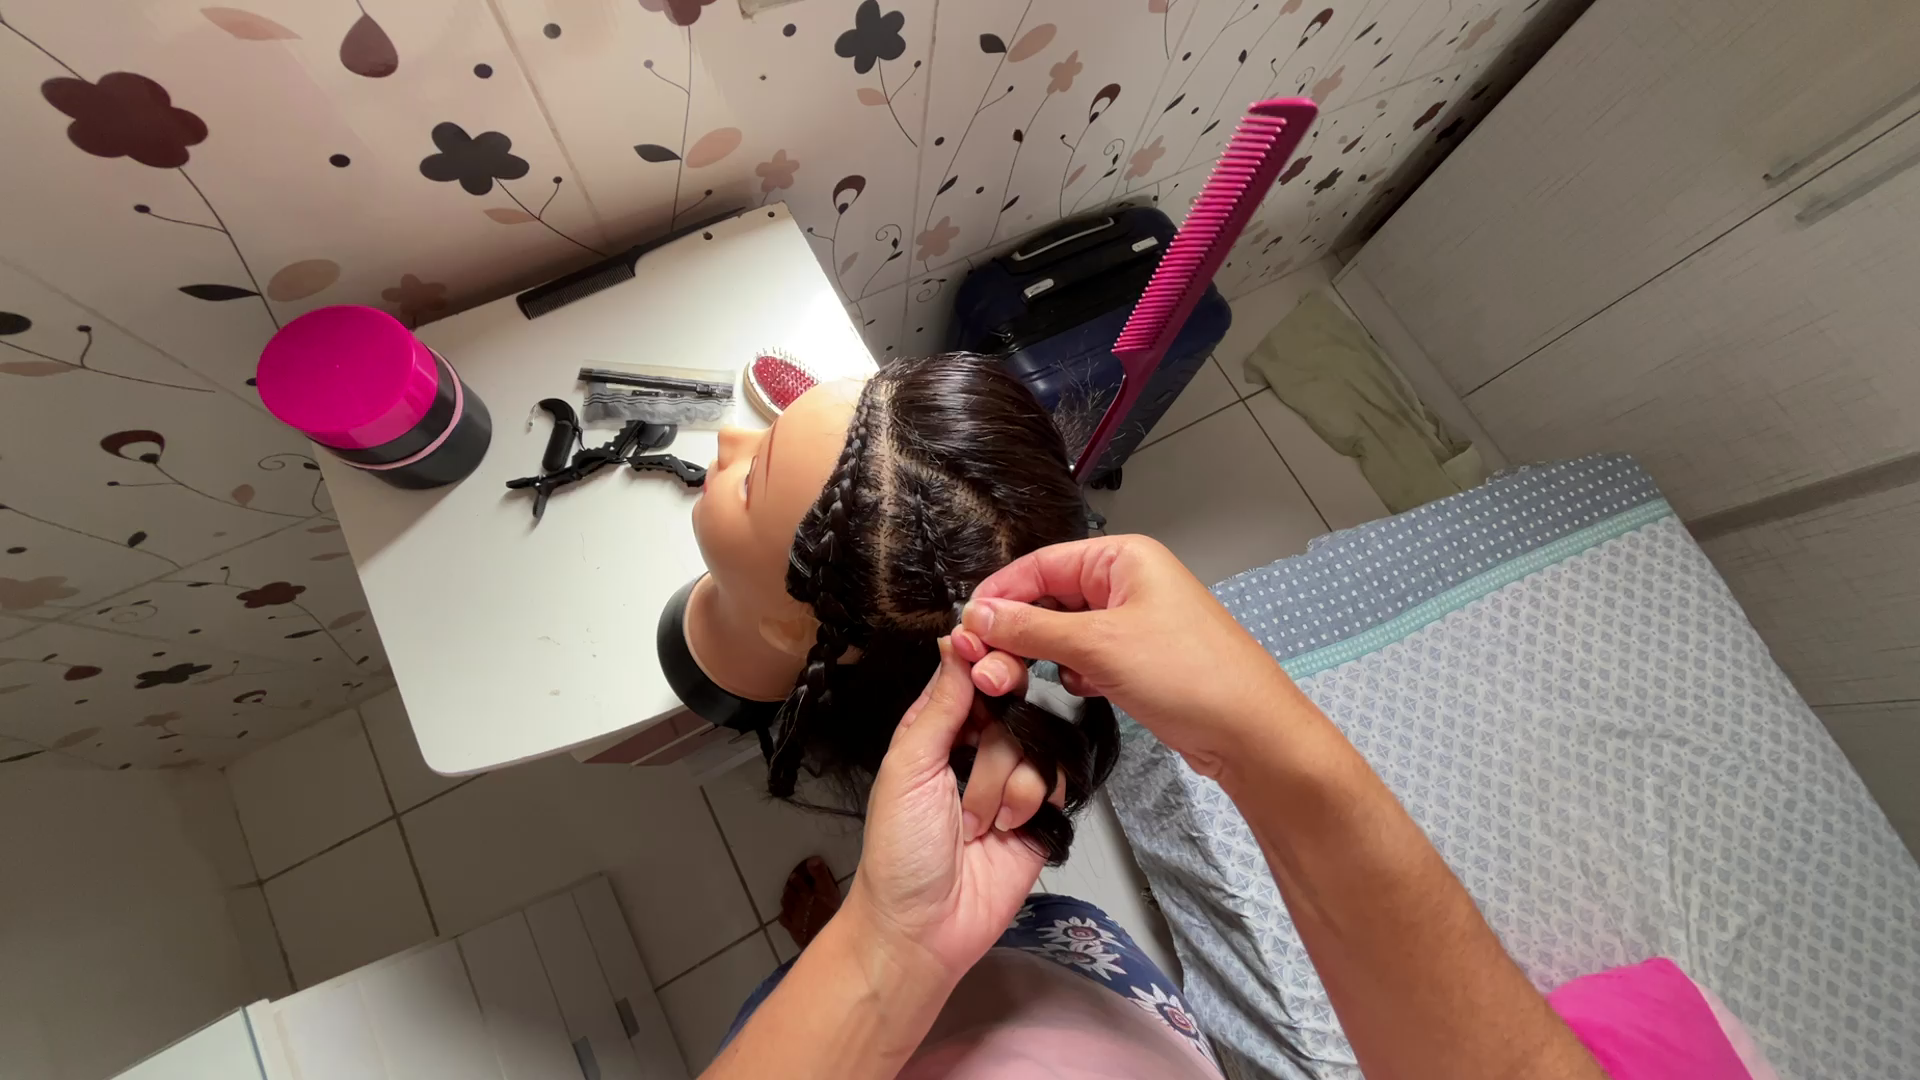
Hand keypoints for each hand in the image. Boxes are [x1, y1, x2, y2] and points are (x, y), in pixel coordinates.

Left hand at [841, 640, 1052, 986]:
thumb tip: (958, 638)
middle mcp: (979, 744)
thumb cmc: (900, 846)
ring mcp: (1013, 777)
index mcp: (940, 725)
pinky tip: (1008, 829)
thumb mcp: (909, 765)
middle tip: (966, 771)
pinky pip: (1059, 778)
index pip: (977, 674)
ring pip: (1037, 742)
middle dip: (992, 746)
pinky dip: (1032, 803)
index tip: (993, 676)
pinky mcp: (1042, 810)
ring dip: (1003, 786)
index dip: (990, 667)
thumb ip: (942, 702)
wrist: (925, 929)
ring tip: (976, 825)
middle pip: (1015, 704)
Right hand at [954, 534, 1300, 778]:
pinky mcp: (1136, 657)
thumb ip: (1032, 628)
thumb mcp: (1098, 645)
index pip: (1041, 564)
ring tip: (1025, 678)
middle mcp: (1126, 581)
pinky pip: (1085, 654)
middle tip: (988, 660)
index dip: (1000, 592)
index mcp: (1122, 557)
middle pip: (1049, 596)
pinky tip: (1082, 686)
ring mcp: (1132, 621)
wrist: (1251, 735)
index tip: (967, 623)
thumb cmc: (1188, 674)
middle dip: (1018, 630)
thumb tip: (979, 614)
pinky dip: (1073, 670)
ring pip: (1064, 629)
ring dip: (1043, 653)